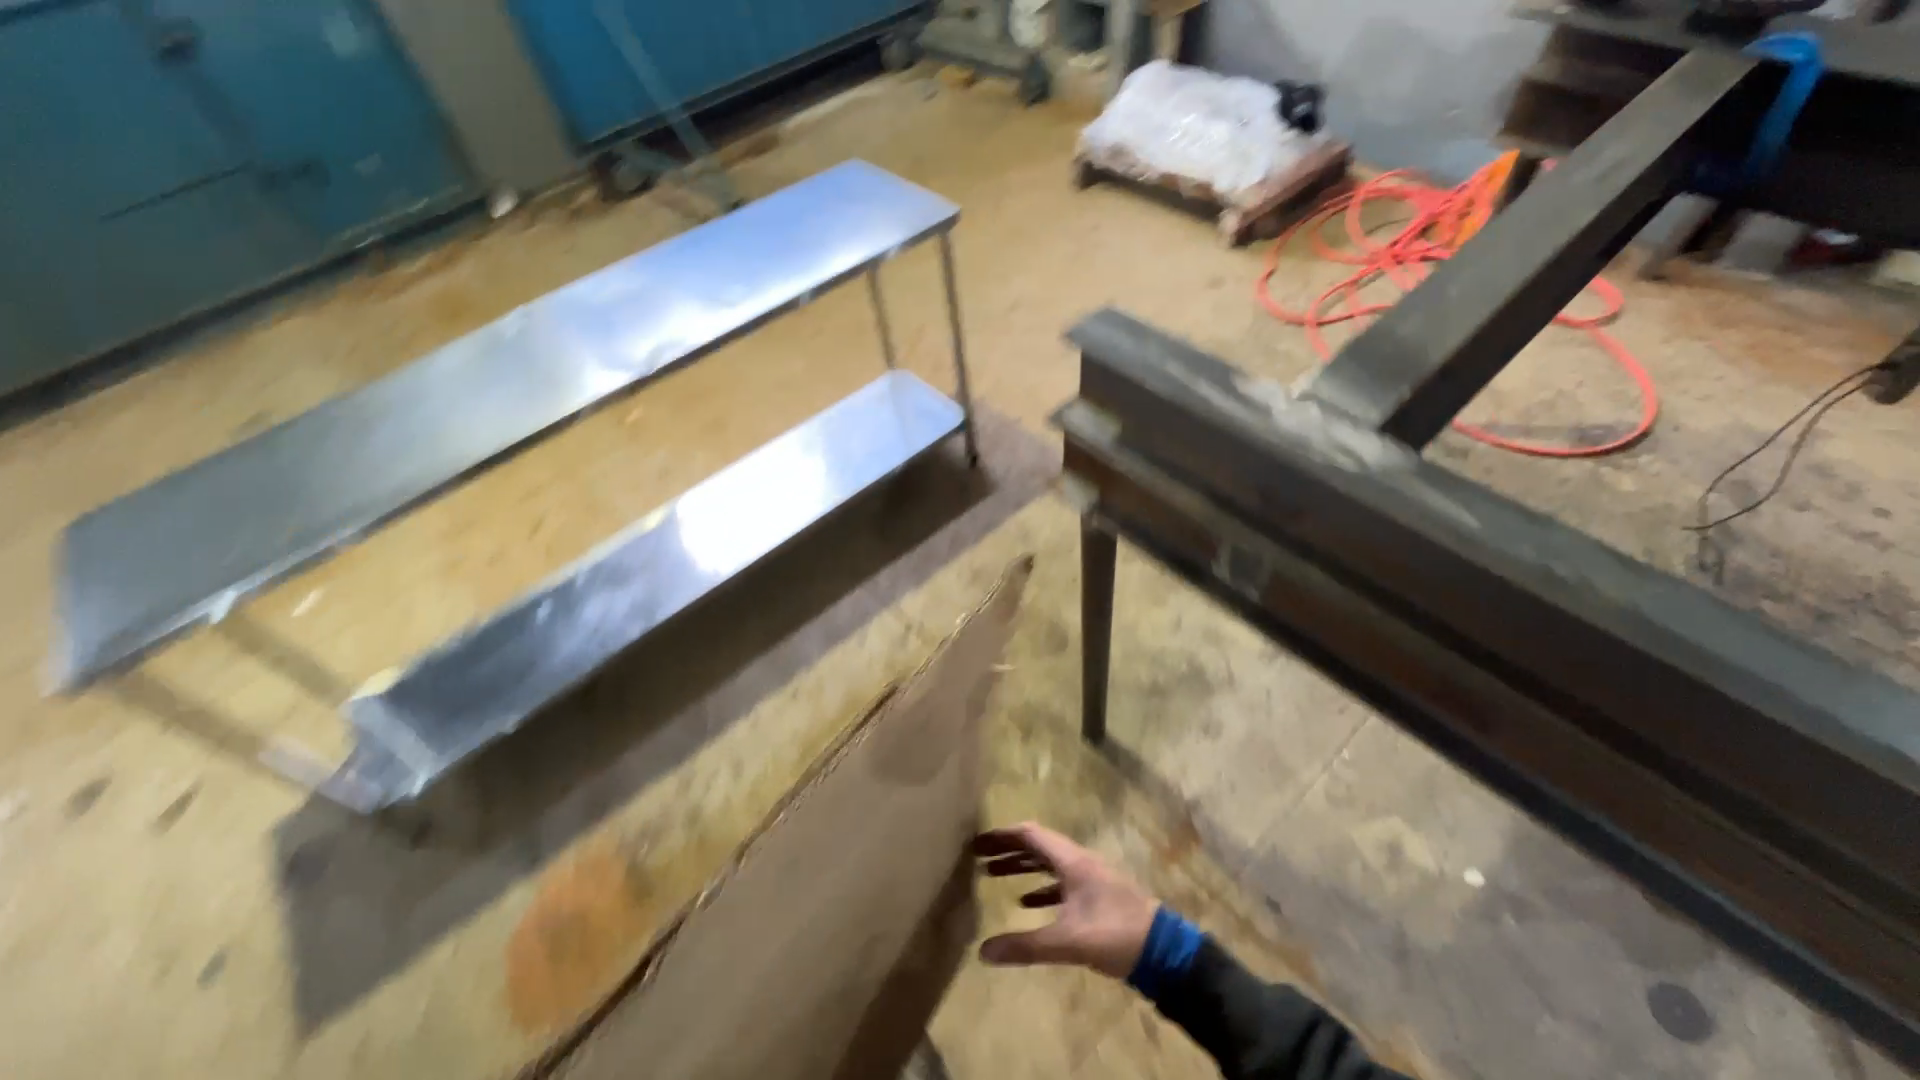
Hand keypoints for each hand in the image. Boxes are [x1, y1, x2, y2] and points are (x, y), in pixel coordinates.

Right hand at [972, 821, 1158, 979]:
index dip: (1002, 836)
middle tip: (978, 857)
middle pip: (1038, 846)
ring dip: (1022, 866)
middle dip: (1007, 849)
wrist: (1164, 950)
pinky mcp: (1098, 896)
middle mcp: (1080, 862)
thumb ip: (1025, 946)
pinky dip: (1040, 887)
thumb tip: (983, 951)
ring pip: (1049, 863)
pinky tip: (1026, 904)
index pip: (1031, 835)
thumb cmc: (1115, 934)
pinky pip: (1061, 882)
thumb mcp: (1067, 942)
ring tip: (993, 875)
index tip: (977, 843)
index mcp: (1073, 861)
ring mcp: (1091, 878)